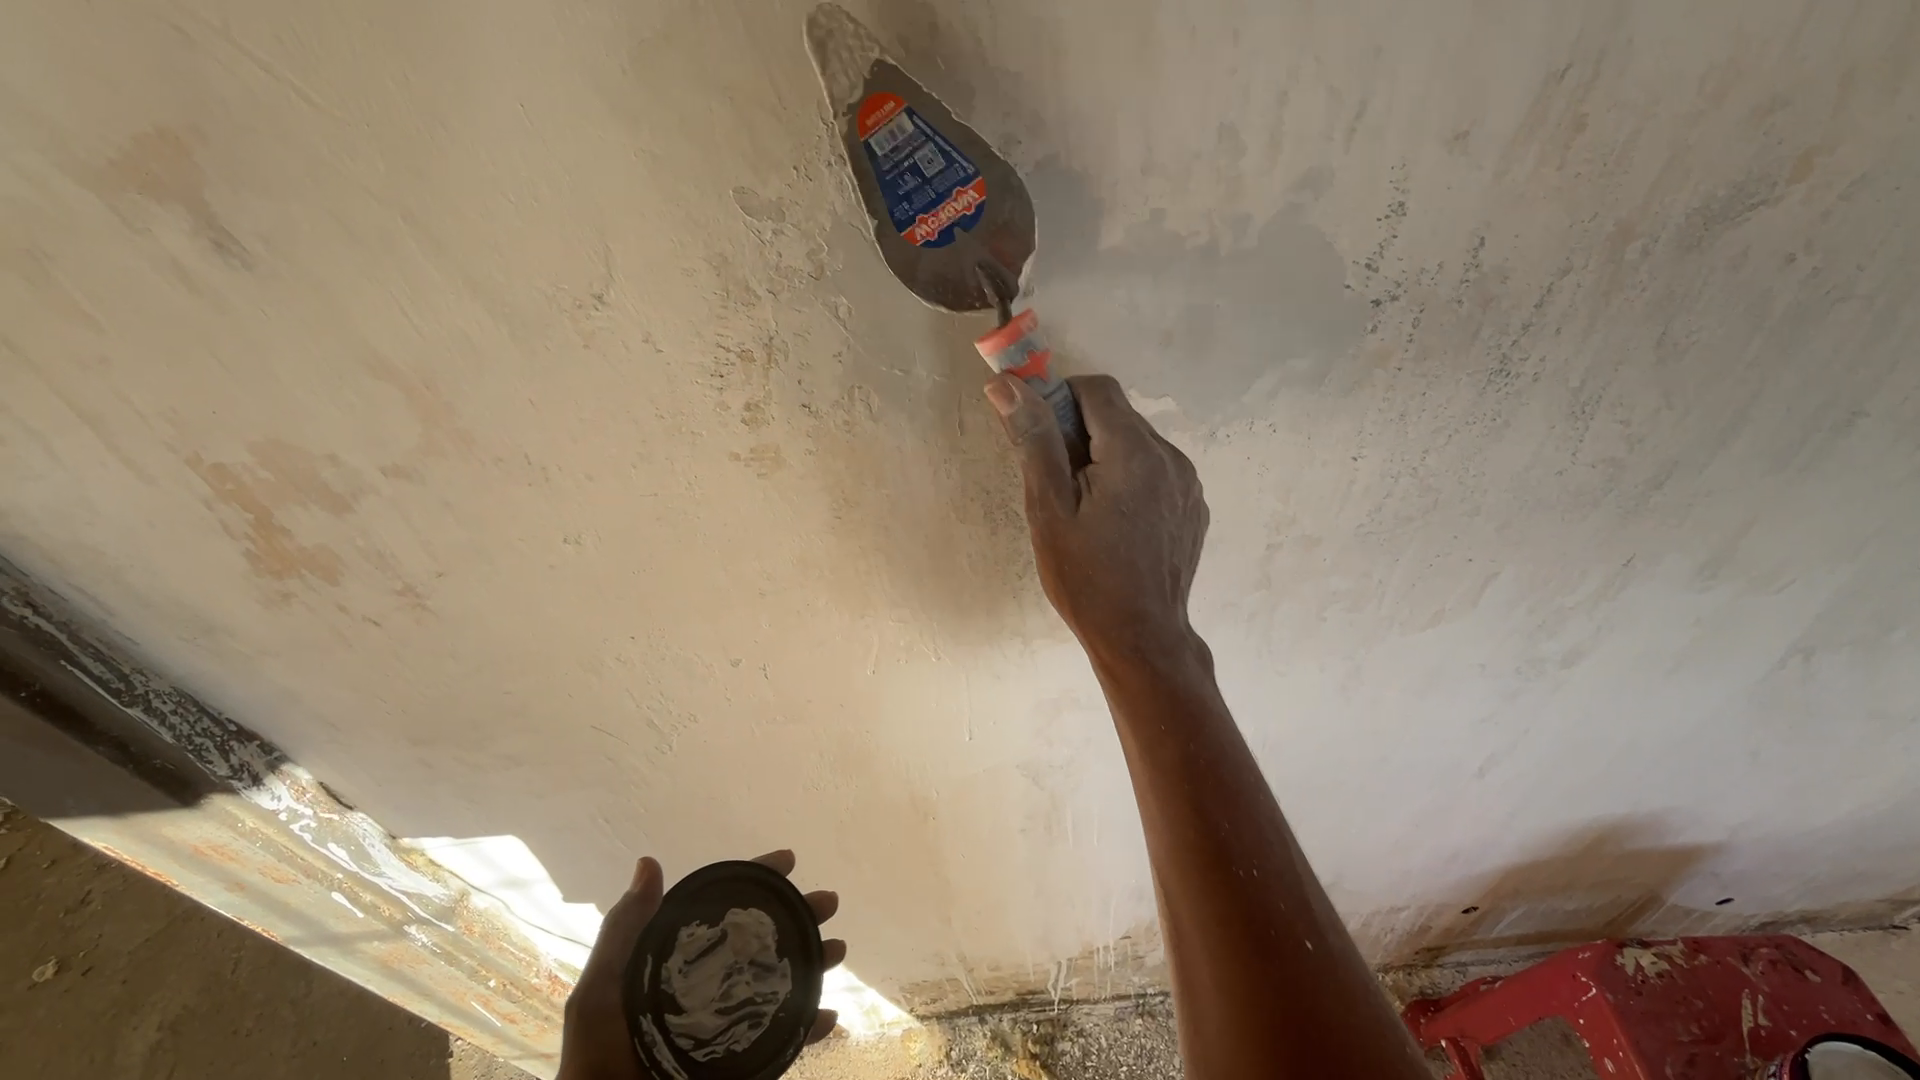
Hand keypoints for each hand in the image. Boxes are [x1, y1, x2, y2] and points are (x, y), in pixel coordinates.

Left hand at [557, 850, 846, 1079]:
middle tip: (828, 902)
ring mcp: (729, 1023)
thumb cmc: (597, 1057)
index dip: (756, 879)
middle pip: (764, 940)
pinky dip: (810, 1028)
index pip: (723, 907)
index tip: (789, 860)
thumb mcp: (600, 990)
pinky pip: (784, 1042)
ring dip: (815, 962)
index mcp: (679, 960)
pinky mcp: (742, 1063)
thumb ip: (624, 930)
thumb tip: (649, 862)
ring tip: (838, 949)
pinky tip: (828, 1016)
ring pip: (783, 982)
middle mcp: (710, 984)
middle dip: (799, 915)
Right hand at [985, 374, 1208, 662]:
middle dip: (1081, 434)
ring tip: (1086, 510)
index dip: (1060, 399)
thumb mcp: (1049, 509)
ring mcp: (1188, 484)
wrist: (1141, 638)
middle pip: (1118, 416)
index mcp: (1135, 452)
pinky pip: (1156, 472)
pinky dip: (1130, 480)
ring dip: (1106, 458)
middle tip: (1056, 483)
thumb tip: (1007, 384)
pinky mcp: (1193, 508)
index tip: (1039, 435)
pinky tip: (1115, 525)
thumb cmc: (1086, 578)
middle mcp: (1171, 457)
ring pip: (1137, 444)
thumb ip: (1033, 440)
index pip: (1096, 388)